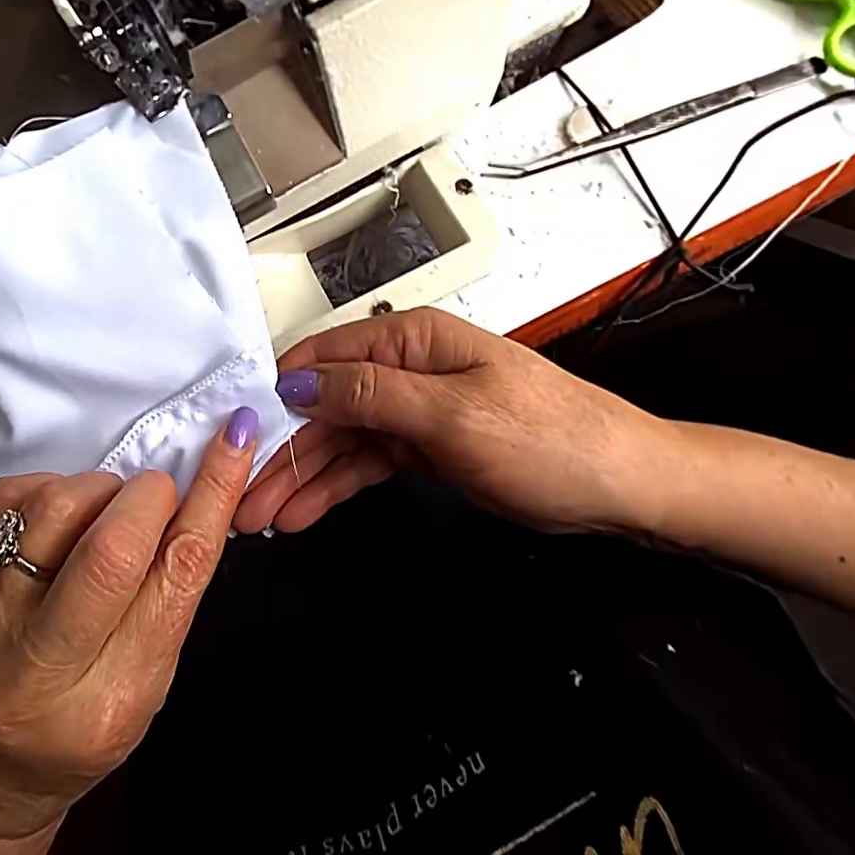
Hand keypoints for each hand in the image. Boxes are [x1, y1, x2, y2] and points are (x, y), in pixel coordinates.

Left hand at [0, 409, 259, 854]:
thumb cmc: (95, 713)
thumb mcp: (157, 665)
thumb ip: (177, 577)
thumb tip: (205, 480)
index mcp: (113, 693)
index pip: (179, 571)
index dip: (214, 493)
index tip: (235, 436)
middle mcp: (39, 667)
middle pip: (112, 546)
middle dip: (149, 496)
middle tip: (154, 499)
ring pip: (56, 507)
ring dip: (100, 490)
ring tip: (102, 515)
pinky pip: (11, 494)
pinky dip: (54, 487)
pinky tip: (61, 520)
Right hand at [234, 308, 661, 535]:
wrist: (615, 484)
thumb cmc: (554, 439)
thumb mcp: (454, 415)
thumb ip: (372, 394)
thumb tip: (303, 382)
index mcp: (415, 340)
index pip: (325, 356)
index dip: (277, 394)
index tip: (238, 430)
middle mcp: (410, 368)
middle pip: (327, 405)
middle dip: (284, 450)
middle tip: (247, 495)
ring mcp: (417, 410)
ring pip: (343, 440)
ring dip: (304, 476)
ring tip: (266, 515)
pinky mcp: (427, 446)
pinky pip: (368, 463)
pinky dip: (337, 486)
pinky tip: (308, 509)